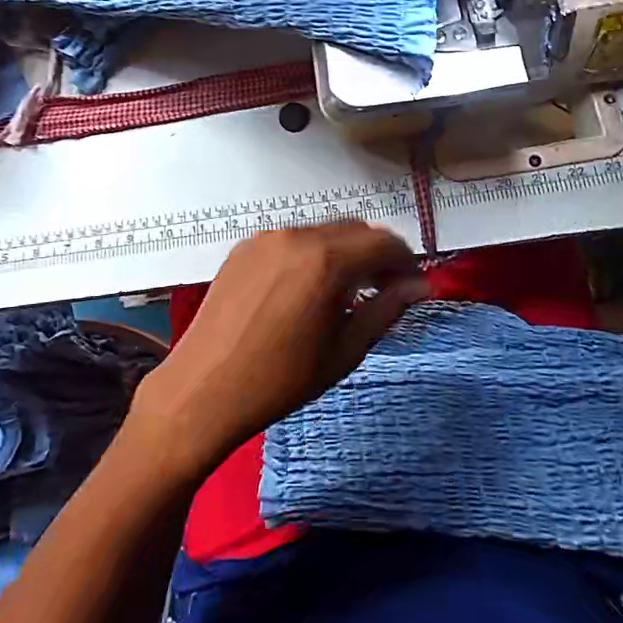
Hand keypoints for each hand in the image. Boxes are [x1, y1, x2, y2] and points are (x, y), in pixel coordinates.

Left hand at [130, 222, 427, 478]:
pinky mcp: (244, 247)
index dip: (405, 262)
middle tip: (384, 290)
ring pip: (323, 232)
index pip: (384, 242)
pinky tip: (305, 289)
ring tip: (344, 293)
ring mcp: (266, 238)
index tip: (412, 286)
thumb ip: (387, 309)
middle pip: (355, 231)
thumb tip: (420, 286)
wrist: (203, 391)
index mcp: (326, 261)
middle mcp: (296, 236)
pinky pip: (292, 240)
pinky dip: (311, 255)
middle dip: (376, 255)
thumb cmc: (280, 381)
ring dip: (344, 253)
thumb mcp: (344, 351)